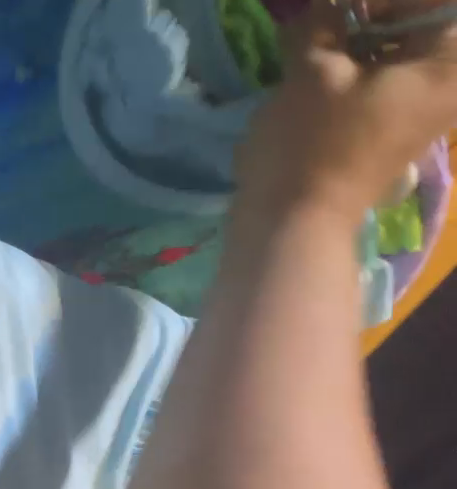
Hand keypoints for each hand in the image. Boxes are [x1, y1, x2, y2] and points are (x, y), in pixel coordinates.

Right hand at [235, 2, 456, 225]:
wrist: (292, 223)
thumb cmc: (309, 147)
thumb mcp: (310, 77)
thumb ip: (318, 30)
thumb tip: (318, 9)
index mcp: (453, 58)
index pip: (430, 4)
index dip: (373, 4)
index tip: (328, 14)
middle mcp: (453, 79)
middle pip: (417, 27)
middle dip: (365, 23)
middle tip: (318, 29)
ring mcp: (428, 106)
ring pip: (397, 53)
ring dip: (355, 49)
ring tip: (311, 56)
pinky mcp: (397, 127)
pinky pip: (385, 83)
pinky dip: (354, 75)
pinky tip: (318, 85)